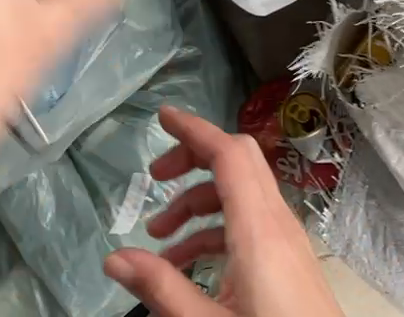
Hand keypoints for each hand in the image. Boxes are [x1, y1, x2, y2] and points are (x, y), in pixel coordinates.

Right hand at [103, 106, 345, 316]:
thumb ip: (161, 288)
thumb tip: (113, 258)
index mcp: (258, 227)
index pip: (227, 152)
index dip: (194, 128)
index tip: (161, 116)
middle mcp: (277, 220)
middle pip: (236, 160)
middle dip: (192, 159)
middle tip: (155, 179)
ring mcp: (287, 237)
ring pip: (240, 192)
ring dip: (198, 202)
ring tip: (158, 236)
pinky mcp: (289, 257)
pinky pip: (250, 221)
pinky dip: (215, 228)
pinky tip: (185, 264)